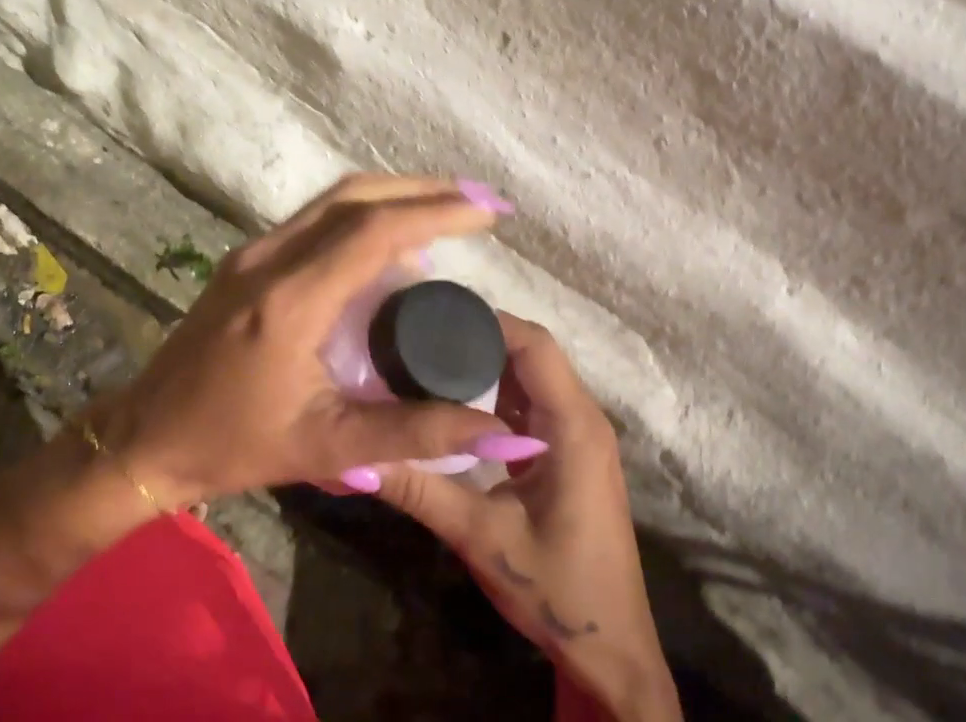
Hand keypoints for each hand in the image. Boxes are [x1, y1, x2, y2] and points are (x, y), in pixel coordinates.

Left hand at [98, 174, 520, 506]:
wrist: (147, 436)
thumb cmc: (234, 446)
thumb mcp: (329, 447)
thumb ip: (417, 432)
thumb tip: (501, 426)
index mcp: (290, 300)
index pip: (374, 230)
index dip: (438, 213)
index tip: (489, 215)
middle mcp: (268, 261)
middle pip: (352, 197)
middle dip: (422, 190)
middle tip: (478, 204)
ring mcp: (249, 256)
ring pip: (329, 202)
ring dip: (390, 196)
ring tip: (445, 211)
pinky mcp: (242, 264)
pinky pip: (310, 222)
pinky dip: (358, 217)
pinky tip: (388, 244)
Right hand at [372, 315, 681, 721]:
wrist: (611, 651)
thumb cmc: (557, 589)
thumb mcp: (480, 537)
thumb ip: (419, 489)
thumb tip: (354, 455)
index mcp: (572, 428)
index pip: (533, 345)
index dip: (485, 320)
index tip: (427, 313)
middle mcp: (581, 421)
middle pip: (529, 355)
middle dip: (473, 339)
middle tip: (409, 334)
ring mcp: (575, 440)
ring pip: (526, 380)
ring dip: (480, 366)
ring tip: (418, 358)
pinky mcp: (564, 458)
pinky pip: (526, 407)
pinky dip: (489, 396)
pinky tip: (445, 404)